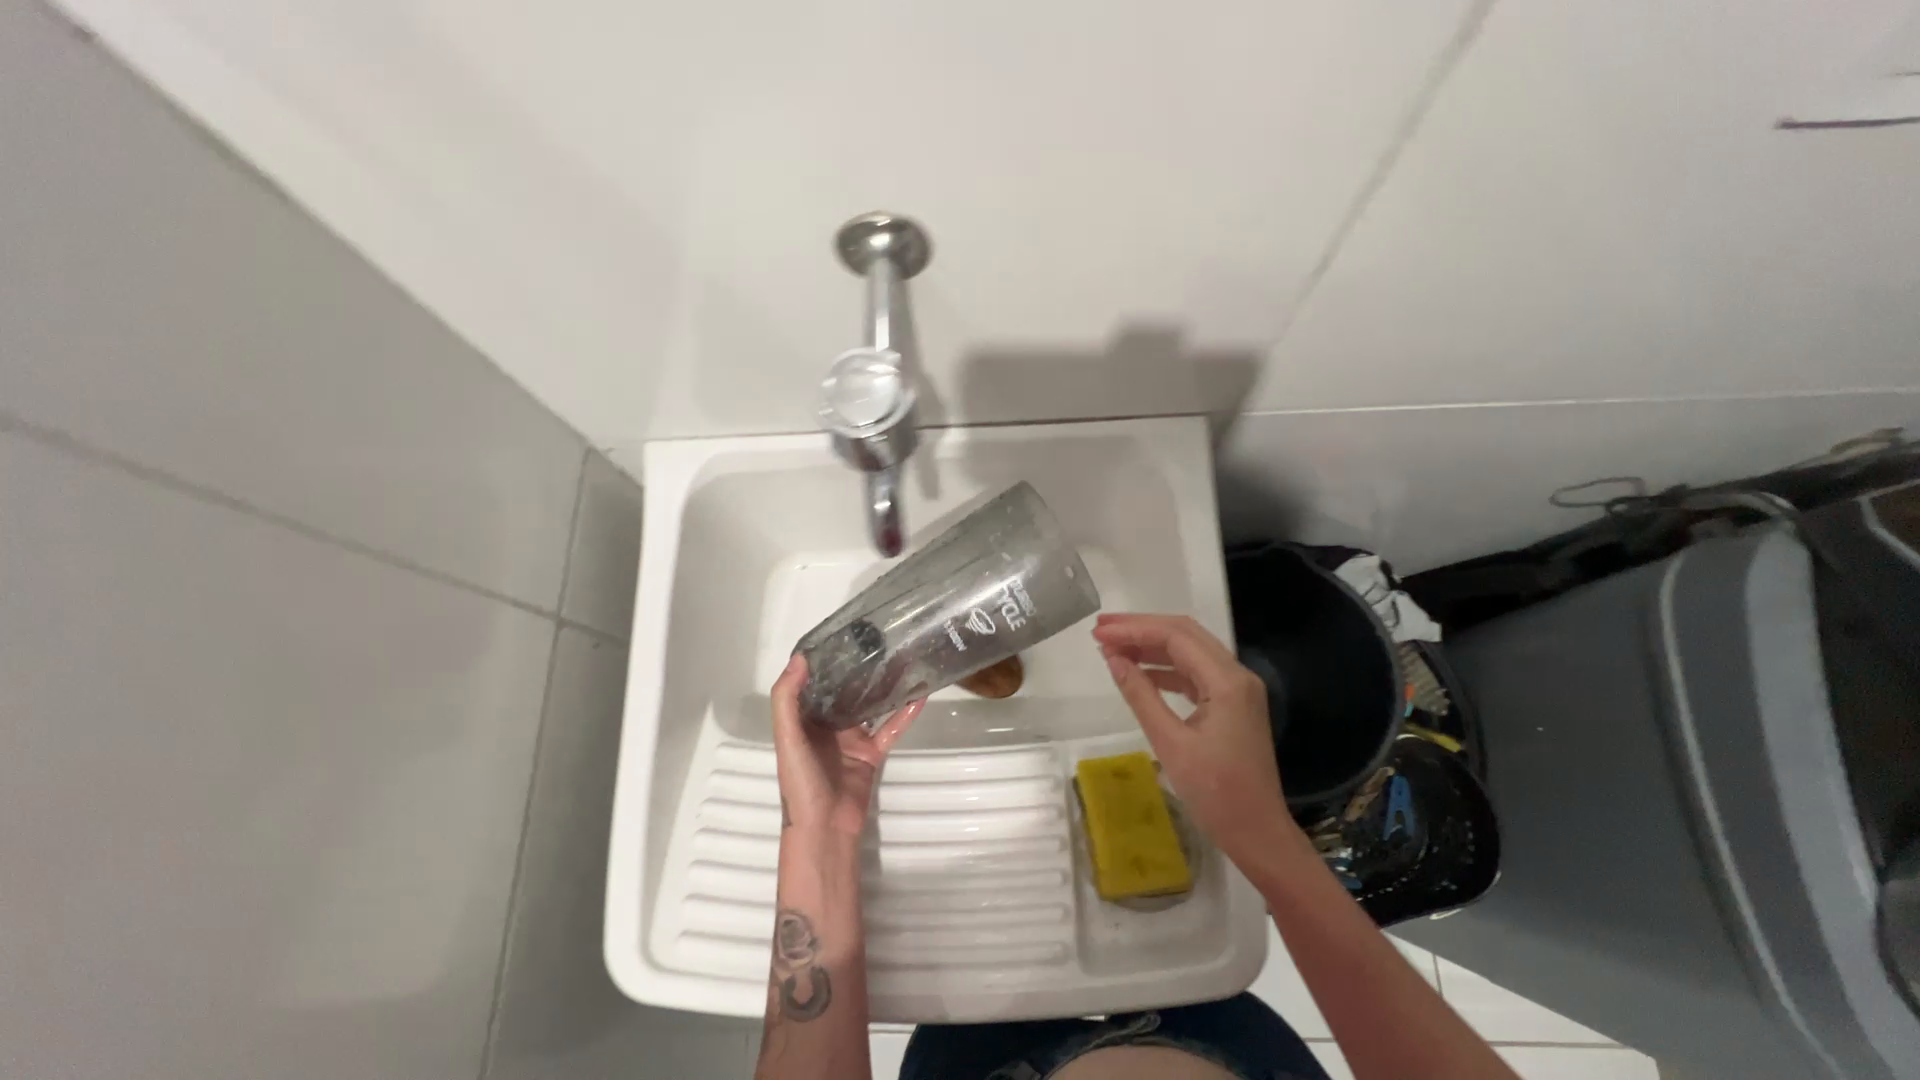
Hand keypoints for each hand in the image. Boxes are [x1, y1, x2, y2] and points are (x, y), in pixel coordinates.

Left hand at [770, 654, 923, 838]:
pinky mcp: (872, 753)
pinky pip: (890, 729)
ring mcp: (851, 739)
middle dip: (860, 669)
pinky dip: (904, 714)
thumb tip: (800, 658)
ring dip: (884, 687)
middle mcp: (826, 725)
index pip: (813, 681)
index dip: (825, 659)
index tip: (843, 633)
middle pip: (844, 690)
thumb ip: (787, 699)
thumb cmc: (801, 781)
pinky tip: (920, 696)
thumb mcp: (787, 738)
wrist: (825, 827)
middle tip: (881, 641)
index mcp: (802, 719)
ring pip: (870, 706)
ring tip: (903, 660)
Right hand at [1093, 613, 1298, 865]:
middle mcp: (1237, 676)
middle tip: (1101, 631)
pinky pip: (1196, 674)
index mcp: (1228, 682)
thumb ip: (1140, 695)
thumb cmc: (1215, 793)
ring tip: (1112, 649)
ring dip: (1152, 647)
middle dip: (1142, 629)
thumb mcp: (1170, 743)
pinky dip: (1165, 669)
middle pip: (1185, 635)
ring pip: (1191, 652)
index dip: (1135, 630)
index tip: (1099, 633)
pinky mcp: (1232, 705)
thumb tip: (1113, 660)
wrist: (1257, 832)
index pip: (1176, 637)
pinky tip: (1138, 673)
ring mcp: (1238, 690)